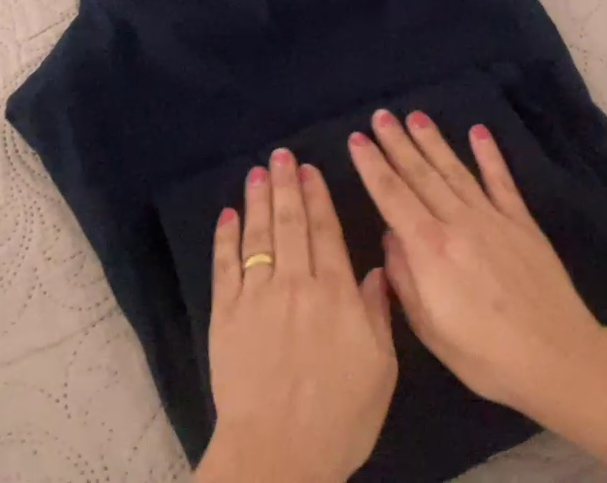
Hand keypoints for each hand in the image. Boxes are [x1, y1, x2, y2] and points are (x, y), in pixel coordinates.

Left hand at [196, 149, 397, 482]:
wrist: (279, 451)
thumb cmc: (340, 417)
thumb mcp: (380, 370)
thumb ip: (378, 314)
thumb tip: (376, 270)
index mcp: (337, 295)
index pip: (326, 233)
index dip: (317, 198)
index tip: (309, 170)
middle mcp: (297, 284)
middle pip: (291, 224)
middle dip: (286, 185)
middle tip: (281, 154)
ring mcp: (257, 297)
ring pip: (259, 236)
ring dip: (258, 200)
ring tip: (257, 171)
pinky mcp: (226, 314)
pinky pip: (225, 266)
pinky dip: (226, 237)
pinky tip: (229, 215)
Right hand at [346, 110, 602, 419]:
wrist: (559, 360)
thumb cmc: (485, 355)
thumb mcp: (429, 328)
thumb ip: (404, 278)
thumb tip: (391, 238)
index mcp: (430, 249)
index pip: (392, 196)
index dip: (372, 166)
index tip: (357, 138)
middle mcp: (458, 222)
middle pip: (421, 175)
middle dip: (397, 143)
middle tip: (381, 115)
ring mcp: (493, 219)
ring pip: (455, 171)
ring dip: (433, 141)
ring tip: (415, 116)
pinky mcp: (522, 224)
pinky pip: (502, 182)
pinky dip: (490, 155)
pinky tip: (479, 132)